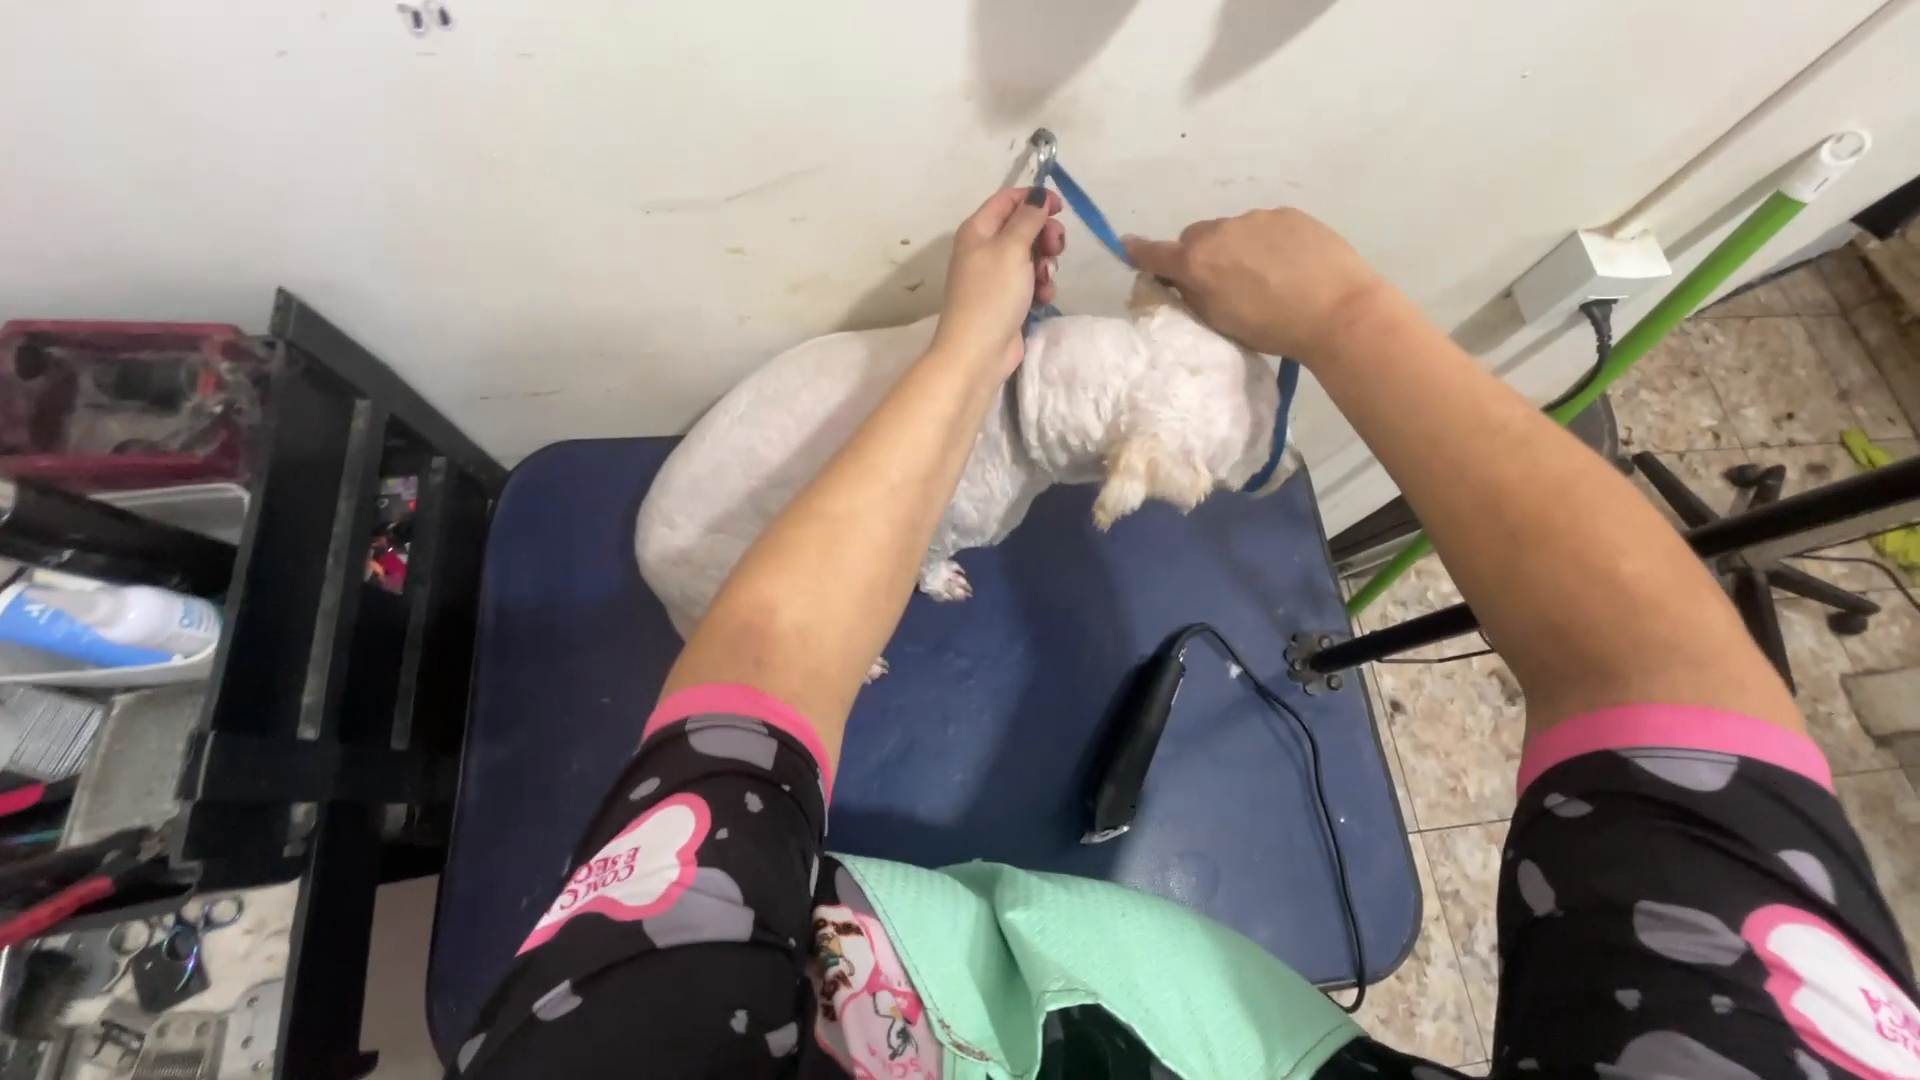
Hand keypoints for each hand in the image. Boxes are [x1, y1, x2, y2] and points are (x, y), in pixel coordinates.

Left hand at [930, 186, 1065, 377]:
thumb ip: (1028, 218)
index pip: (1008, 199)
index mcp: (978, 230)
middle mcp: (985, 249)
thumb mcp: (1011, 248)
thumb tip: (1036, 195)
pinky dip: (1041, 287)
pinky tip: (1043, 299)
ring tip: (1045, 282)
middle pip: (1024, 227)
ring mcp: (997, 276)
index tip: (1060, 208)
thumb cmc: (992, 295)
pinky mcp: (1008, 300)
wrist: (978, 352)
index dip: (1034, 199)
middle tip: (1056, 249)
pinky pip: (1032, 282)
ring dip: (1046, 265)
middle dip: (1045, 236)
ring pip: (1032, 256)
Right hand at [1124, 209, 1389, 363]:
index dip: (1138, 252)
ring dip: (1233, 249)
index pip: (1155, 253)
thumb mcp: (1218, 322)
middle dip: (1197, 256)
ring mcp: (1257, 218)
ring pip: (1230, 231)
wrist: (1338, 311)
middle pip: (1194, 238)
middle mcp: (1221, 231)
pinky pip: (1263, 226)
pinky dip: (1264, 243)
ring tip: (1261, 277)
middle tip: (1217, 283)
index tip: (1126, 248)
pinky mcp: (1289, 214)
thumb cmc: (1271, 328)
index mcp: (1197, 262)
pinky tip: (1285, 265)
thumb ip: (1191, 297)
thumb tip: (1178, 281)